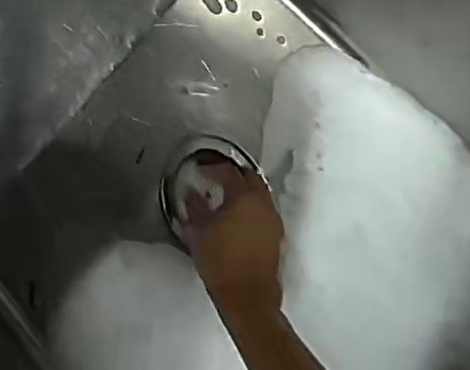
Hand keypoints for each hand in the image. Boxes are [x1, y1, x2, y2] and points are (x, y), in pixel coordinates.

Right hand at [178, 156, 325, 369]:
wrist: (248, 301)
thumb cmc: (221, 263)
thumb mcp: (198, 231)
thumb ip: (194, 206)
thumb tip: (192, 194)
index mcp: (244, 196)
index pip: (228, 171)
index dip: (211, 167)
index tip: (200, 170)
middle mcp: (263, 204)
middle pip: (249, 177)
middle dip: (232, 174)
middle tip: (215, 178)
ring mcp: (273, 222)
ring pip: (259, 194)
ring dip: (243, 191)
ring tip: (225, 198)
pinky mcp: (277, 239)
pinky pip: (264, 212)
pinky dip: (251, 208)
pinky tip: (237, 218)